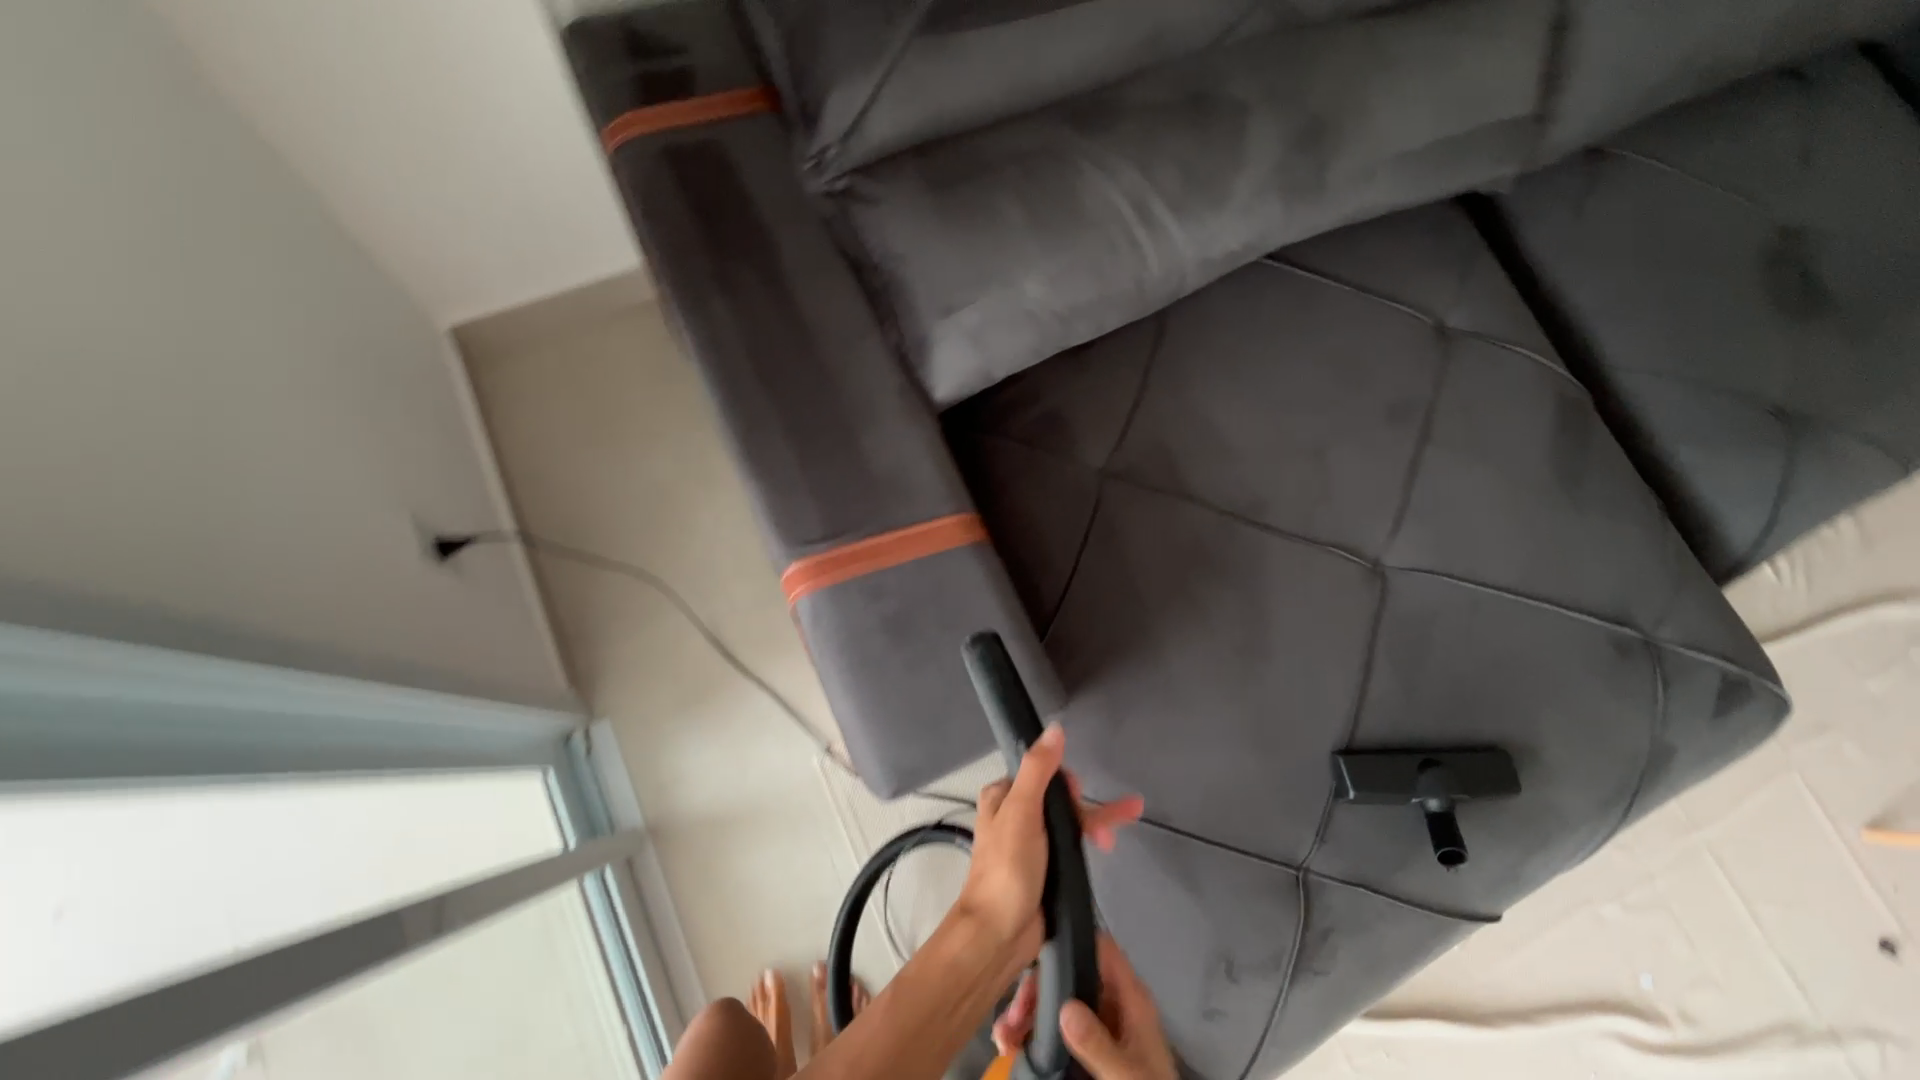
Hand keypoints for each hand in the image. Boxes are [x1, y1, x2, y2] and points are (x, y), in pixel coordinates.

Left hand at [956, 725, 1144, 950]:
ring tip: (1126, 823)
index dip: (1065, 782)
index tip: (1079, 797)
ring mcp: (1031, 845)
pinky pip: (1073, 847)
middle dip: (1087, 807)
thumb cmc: (1007, 869)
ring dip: (1097, 822)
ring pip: (1069, 822)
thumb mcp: (1022, 812)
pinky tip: (1110, 845)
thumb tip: (1055, 729)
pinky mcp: (1045, 869)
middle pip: (1060, 799)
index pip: (1041, 773)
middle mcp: (1014, 816)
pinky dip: (1092, 842)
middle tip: (1102, 830)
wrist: (1000, 933)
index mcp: (1002, 797)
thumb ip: (1038, 770)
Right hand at [993, 934, 1177, 1079]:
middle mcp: (1112, 1003)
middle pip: (1069, 975)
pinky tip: (1012, 1045)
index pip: (1102, 949)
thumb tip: (1066, 1008)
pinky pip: (1053, 1028)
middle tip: (1013, 1015)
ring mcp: (1098, 1024)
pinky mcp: (1085, 1046)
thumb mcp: (1126, 1073)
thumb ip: (1099, 1043)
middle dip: (1037, 989)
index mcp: (1129, 998)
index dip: (1072, 941)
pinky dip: (1030, 1033)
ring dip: (1027, 1014)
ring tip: (1005, 1037)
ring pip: (1056, 1001)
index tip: (1036, 951)